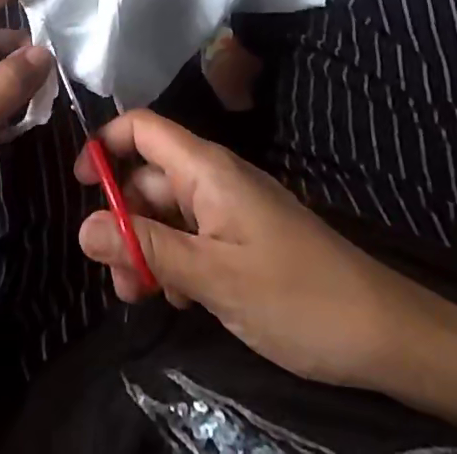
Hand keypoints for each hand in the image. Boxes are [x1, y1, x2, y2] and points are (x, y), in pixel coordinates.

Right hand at [76, 110, 412, 388]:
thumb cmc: (294, 295)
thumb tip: (83, 227)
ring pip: (167, 213)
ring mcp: (230, 209)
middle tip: (117, 277)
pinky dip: (173, 262)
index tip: (78, 187)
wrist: (378, 329)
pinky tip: (178, 301)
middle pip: (148, 177)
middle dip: (122, 219)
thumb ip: (147, 248)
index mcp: (208, 170)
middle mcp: (216, 179)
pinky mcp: (241, 239)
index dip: (105, 145)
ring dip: (145, 249)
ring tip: (141, 297)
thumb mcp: (212, 276)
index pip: (144, 128)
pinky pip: (191, 237)